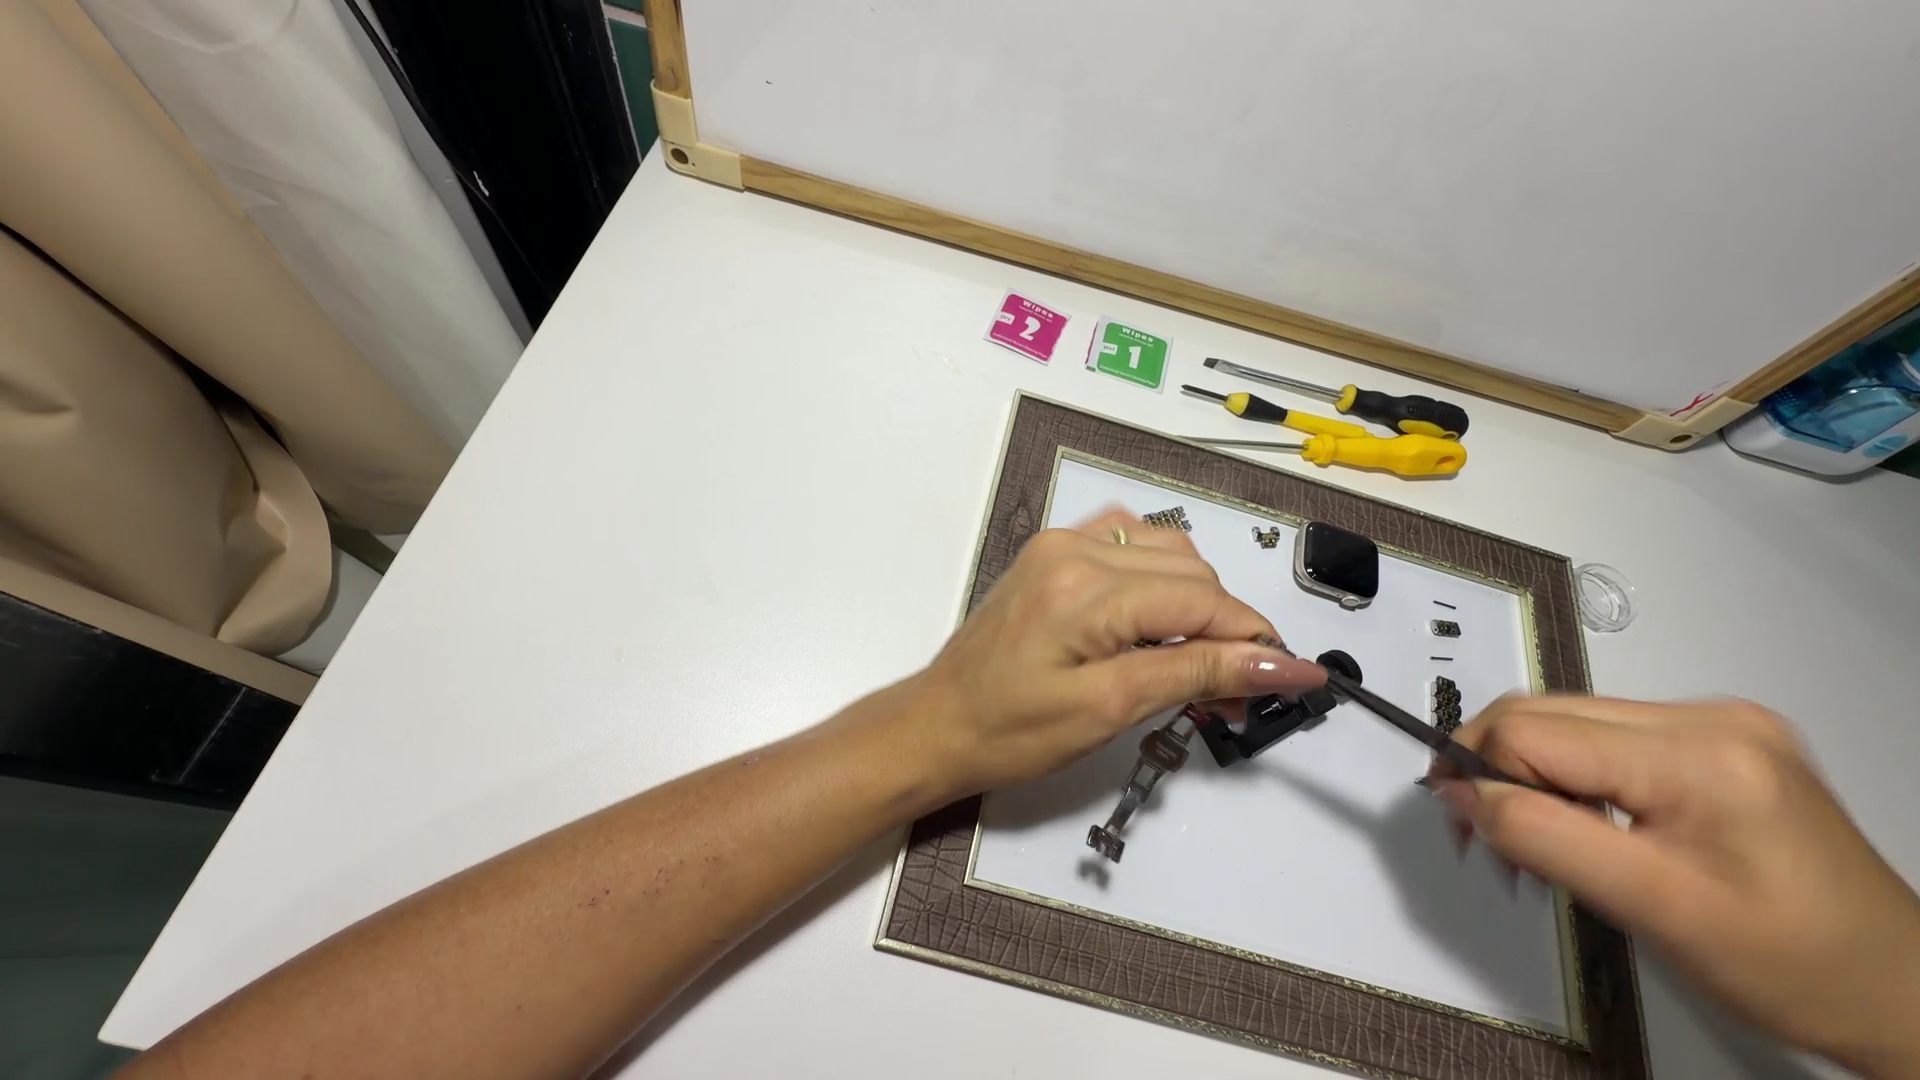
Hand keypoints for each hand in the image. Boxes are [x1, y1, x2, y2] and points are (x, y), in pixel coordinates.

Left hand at [898, 509, 1321, 799]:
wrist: (940, 723)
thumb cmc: (1011, 732)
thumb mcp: (1108, 709)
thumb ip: (1196, 673)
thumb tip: (1281, 665)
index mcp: (1084, 588)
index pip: (1200, 599)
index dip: (1253, 639)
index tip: (1292, 681)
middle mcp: (1073, 548)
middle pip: (1189, 572)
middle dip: (1226, 629)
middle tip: (1231, 694)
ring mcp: (1059, 545)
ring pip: (1166, 552)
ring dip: (1196, 602)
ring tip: (1197, 663)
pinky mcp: (1052, 554)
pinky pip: (1129, 543)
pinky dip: (1159, 576)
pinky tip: (1157, 617)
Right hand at [1432, 697, 1919, 1078]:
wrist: (1897, 993)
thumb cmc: (1788, 965)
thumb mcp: (1650, 908)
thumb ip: (1540, 837)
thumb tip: (1459, 793)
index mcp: (1698, 753)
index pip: (1533, 732)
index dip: (1478, 773)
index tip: (1465, 832)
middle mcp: (1707, 716)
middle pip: (1543, 714)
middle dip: (1493, 770)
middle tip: (1480, 836)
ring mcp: (1715, 722)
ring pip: (1564, 722)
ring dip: (1525, 774)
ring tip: (1530, 838)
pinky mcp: (1715, 739)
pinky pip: (1599, 736)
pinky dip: (1565, 774)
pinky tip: (1575, 820)